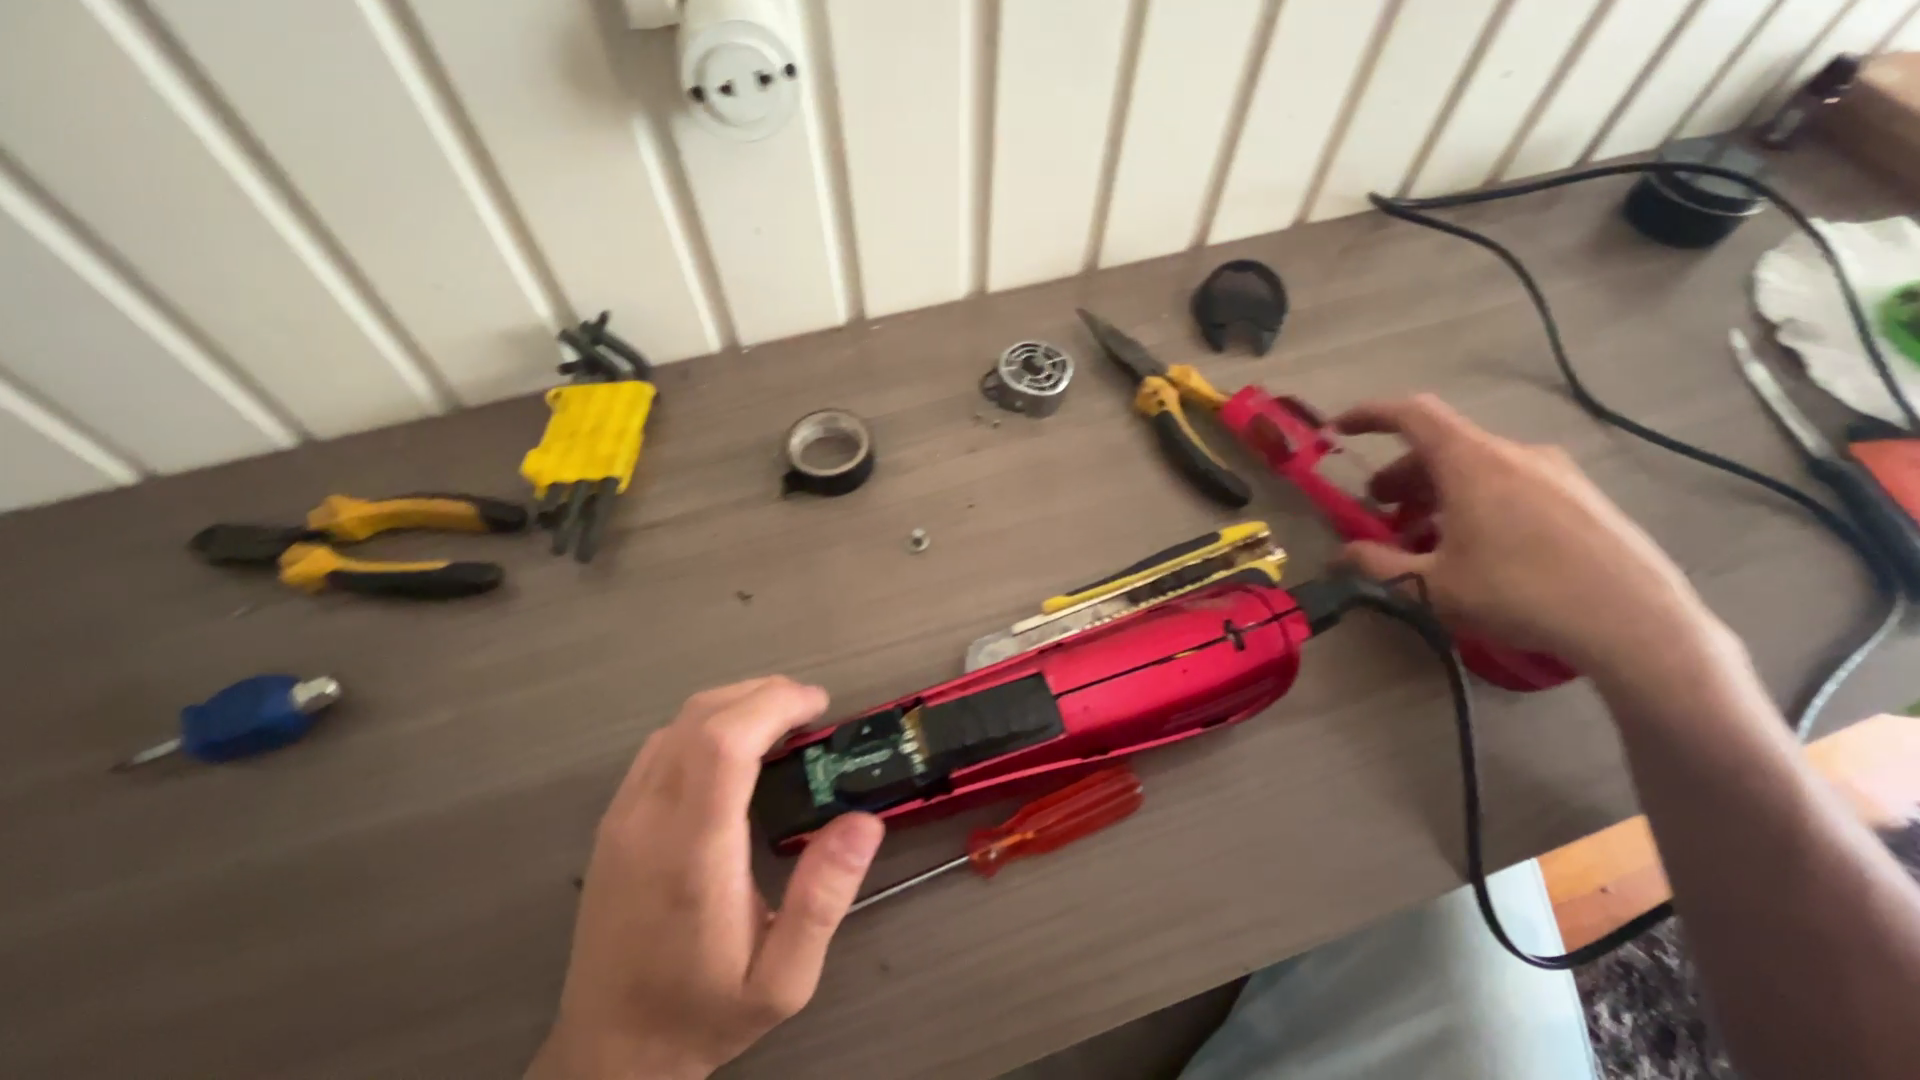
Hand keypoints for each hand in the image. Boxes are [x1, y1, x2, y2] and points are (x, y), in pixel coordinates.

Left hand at [528, 677, 884, 1079]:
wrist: (609, 1049)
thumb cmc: (702, 1012)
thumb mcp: (783, 979)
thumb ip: (823, 899)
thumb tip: (863, 822)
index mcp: (693, 855)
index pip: (724, 744)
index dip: (774, 705)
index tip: (818, 706)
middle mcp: (648, 822)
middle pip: (700, 718)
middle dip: (761, 694)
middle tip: (810, 709)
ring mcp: (622, 818)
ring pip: (676, 725)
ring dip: (732, 705)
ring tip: (781, 722)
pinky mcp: (613, 824)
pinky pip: (659, 748)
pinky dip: (703, 726)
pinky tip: (734, 750)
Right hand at [1333, 395, 1726, 678]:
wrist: (1634, 620)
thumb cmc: (1518, 593)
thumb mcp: (1431, 586)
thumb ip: (1377, 565)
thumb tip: (1340, 555)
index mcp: (1472, 462)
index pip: (1411, 414)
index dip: (1369, 415)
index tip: (1339, 430)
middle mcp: (1514, 453)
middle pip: (1443, 446)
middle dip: (1403, 475)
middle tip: (1384, 511)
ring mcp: (1556, 473)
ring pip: (1479, 468)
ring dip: (1441, 494)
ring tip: (1429, 539)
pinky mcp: (1584, 498)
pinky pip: (1514, 485)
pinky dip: (1479, 503)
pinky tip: (1481, 550)